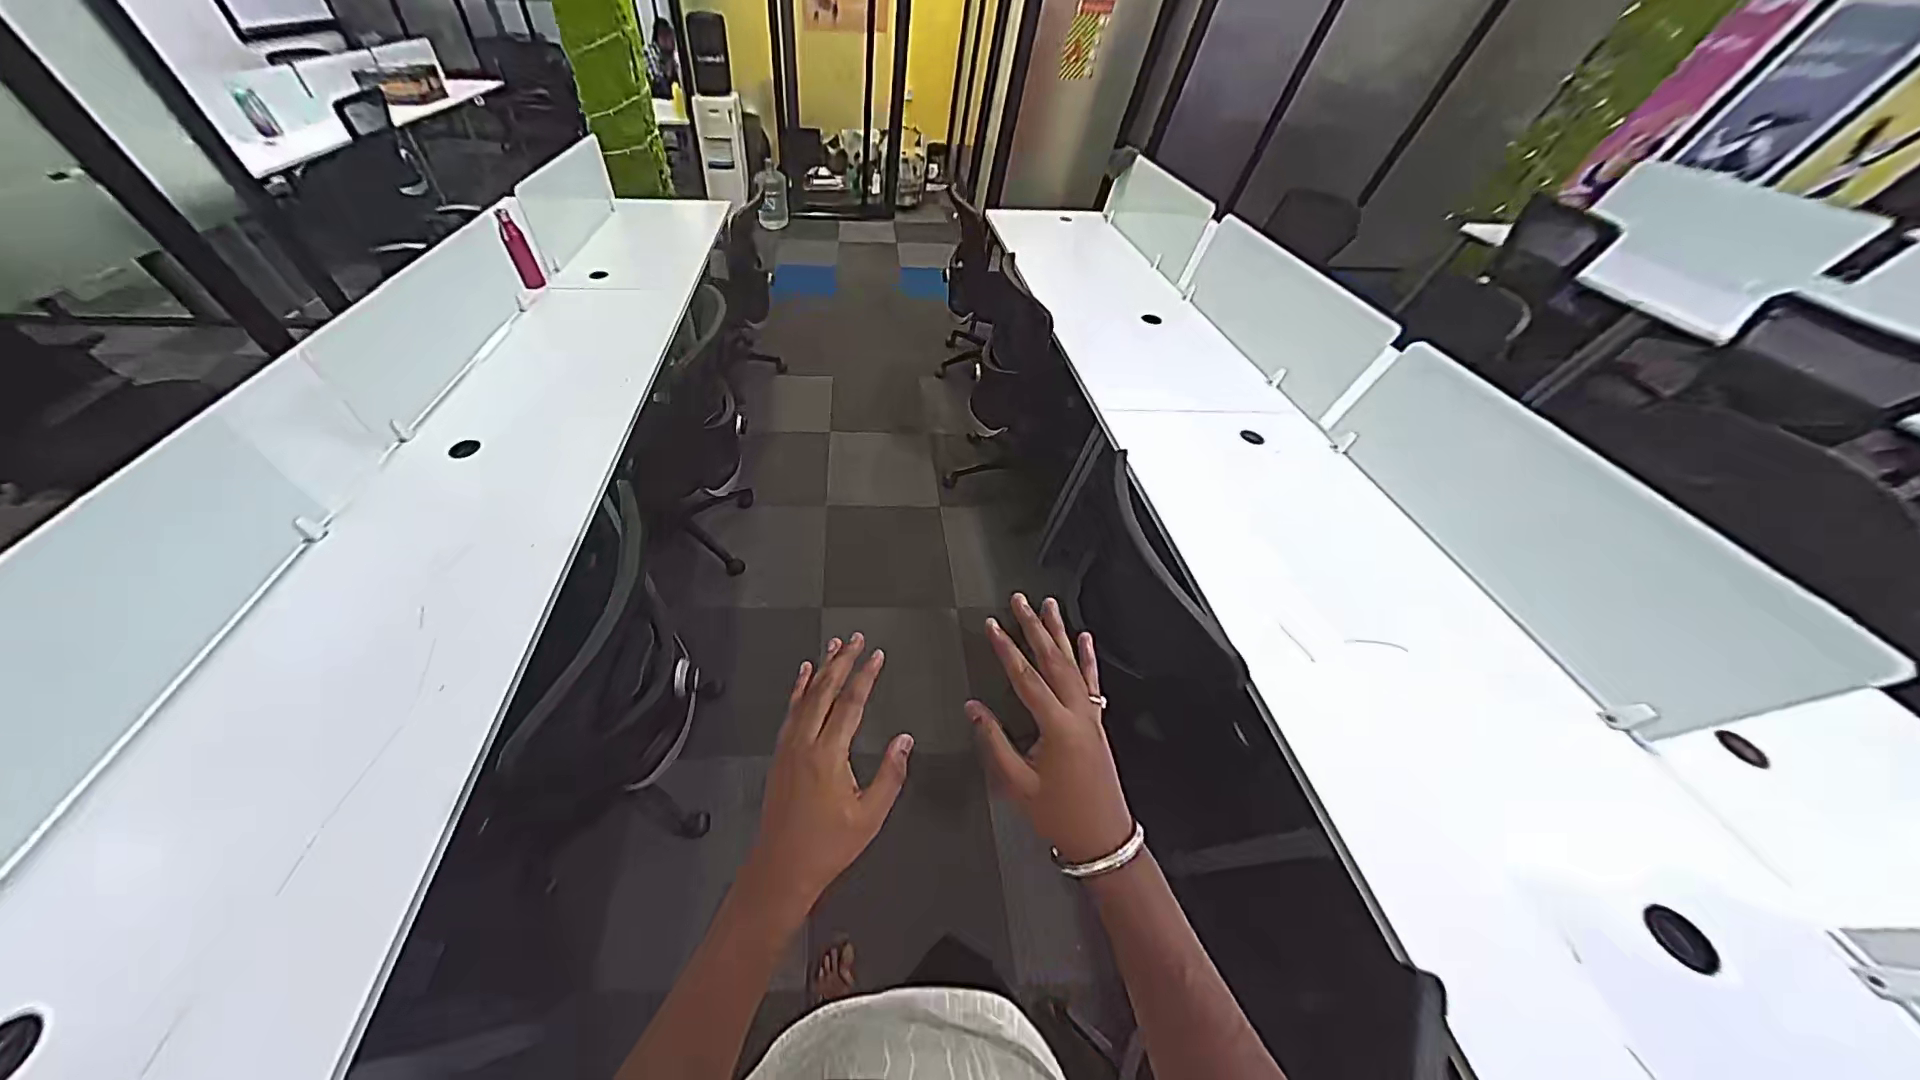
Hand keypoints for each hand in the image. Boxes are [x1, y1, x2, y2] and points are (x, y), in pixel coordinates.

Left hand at [744, 633, 911, 919]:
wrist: (780, 868)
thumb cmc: (824, 847)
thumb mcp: (870, 816)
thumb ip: (891, 774)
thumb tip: (904, 741)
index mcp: (828, 755)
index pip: (850, 703)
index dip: (865, 675)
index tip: (875, 655)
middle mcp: (804, 744)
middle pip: (825, 690)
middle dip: (842, 660)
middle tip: (855, 639)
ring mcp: (788, 748)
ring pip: (805, 696)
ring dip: (821, 668)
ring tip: (832, 647)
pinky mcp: (780, 754)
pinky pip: (790, 710)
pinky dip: (798, 689)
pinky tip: (803, 677)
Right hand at [969, 594, 1133, 863]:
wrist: (1101, 837)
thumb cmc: (1060, 815)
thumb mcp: (1017, 784)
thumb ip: (994, 741)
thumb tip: (974, 710)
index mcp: (1057, 727)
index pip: (1026, 677)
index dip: (1006, 648)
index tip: (993, 626)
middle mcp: (1077, 715)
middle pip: (1052, 659)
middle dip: (1034, 627)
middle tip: (1020, 602)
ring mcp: (1090, 716)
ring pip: (1073, 664)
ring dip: (1059, 633)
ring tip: (1049, 607)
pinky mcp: (1097, 722)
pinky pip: (1092, 681)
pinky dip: (1087, 658)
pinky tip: (1084, 640)